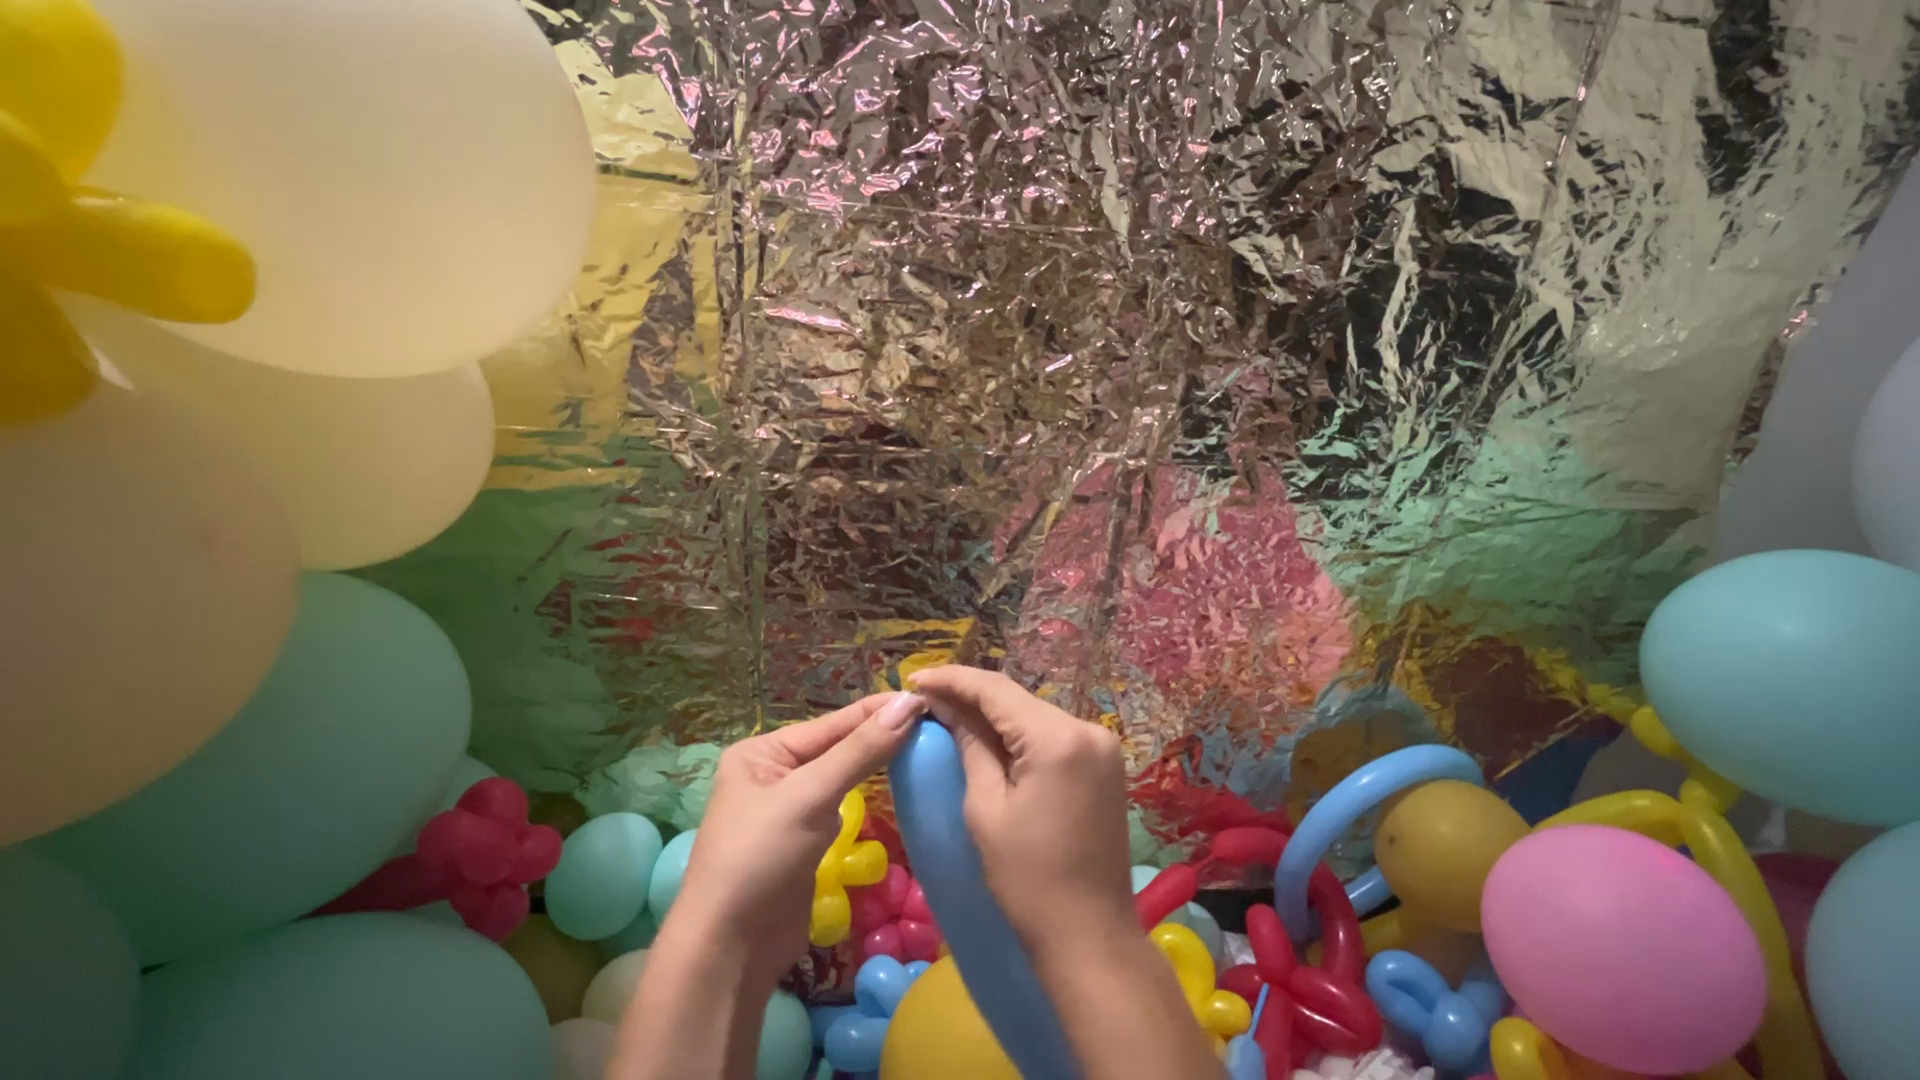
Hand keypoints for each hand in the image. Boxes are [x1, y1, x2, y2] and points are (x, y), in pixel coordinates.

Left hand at [665, 690, 924, 986]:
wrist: (730, 950)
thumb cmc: (759, 860)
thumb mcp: (809, 797)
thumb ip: (859, 751)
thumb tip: (906, 704)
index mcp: (761, 752)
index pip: (831, 724)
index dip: (877, 711)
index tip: (925, 698)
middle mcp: (773, 775)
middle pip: (837, 747)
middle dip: (879, 735)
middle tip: (933, 721)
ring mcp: (789, 811)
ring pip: (842, 777)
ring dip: (876, 764)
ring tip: (923, 744)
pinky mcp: (804, 844)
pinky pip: (841, 808)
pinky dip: (867, 796)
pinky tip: (896, 785)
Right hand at [907, 666, 1134, 951]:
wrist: (1090, 936)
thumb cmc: (1028, 880)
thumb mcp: (986, 809)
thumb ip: (970, 747)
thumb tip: (946, 708)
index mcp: (1058, 738)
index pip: (996, 690)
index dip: (952, 680)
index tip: (914, 679)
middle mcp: (1088, 730)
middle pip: (1018, 699)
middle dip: (972, 695)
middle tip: (927, 698)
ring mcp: (1102, 747)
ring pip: (1035, 715)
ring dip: (995, 713)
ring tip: (949, 713)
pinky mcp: (1105, 766)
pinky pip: (1054, 735)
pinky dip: (1020, 733)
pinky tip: (989, 737)